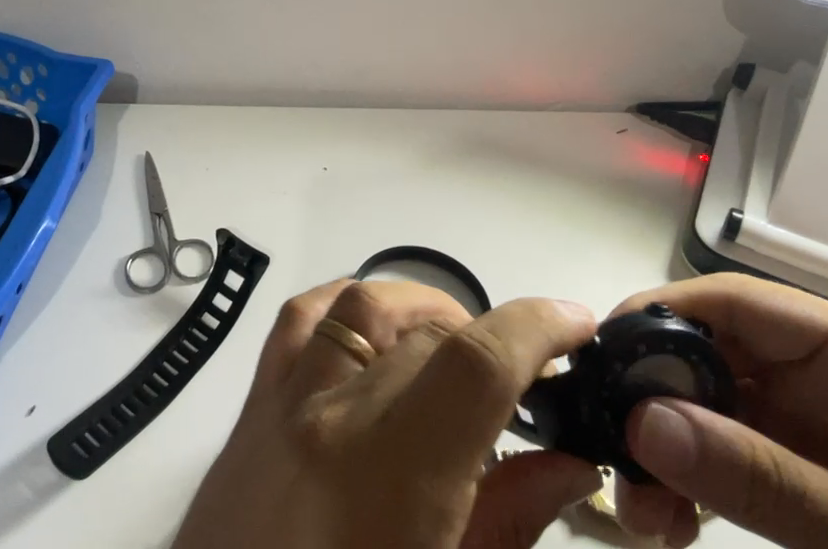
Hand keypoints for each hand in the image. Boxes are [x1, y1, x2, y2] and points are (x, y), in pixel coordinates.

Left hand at [173, 279, 605, 548]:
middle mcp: (330, 419)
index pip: (473, 364)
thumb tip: (566, 463)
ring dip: (424, 309)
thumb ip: (509, 522)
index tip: (577, 324)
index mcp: (388, 476)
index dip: (535, 329)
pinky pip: (296, 321)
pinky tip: (375, 330)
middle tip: (528, 379)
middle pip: (426, 336)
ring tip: (461, 345)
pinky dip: (346, 305)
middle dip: (493, 340)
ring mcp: (282, 404)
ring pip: (359, 307)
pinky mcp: (250, 409)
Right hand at [610, 274, 827, 548]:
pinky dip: (689, 481)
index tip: (597, 352)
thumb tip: (640, 422)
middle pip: (718, 355)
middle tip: (609, 452)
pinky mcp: (811, 466)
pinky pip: (728, 453)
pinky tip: (668, 519)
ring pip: (712, 407)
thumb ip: (766, 481)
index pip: (747, 304)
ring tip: (640, 511)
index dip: (665, 314)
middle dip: (655, 400)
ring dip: (663, 450)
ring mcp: (823, 422)